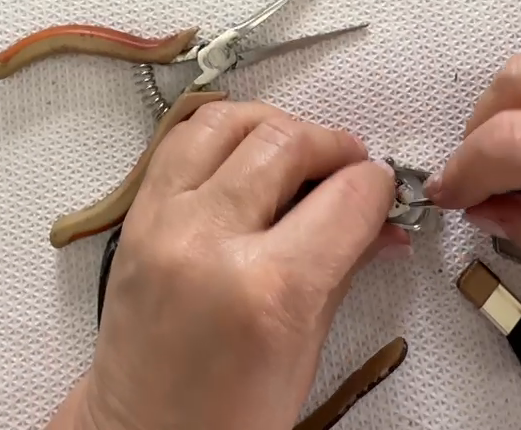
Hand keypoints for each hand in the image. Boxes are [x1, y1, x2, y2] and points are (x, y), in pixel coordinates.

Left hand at [48, 101, 408, 429]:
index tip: (382, 185)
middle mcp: (208, 238)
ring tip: (298, 147)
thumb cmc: (230, 419)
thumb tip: (383, 220)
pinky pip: (181, 138)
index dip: (375, 186)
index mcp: (265, 290)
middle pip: (285, 144)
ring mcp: (163, 218)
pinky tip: (246, 149)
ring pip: (226, 121)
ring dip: (274, 123)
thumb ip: (346, 268)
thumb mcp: (307, 351)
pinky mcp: (137, 212)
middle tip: (350, 164)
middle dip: (332, 145)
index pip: (342, 202)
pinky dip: (222, 129)